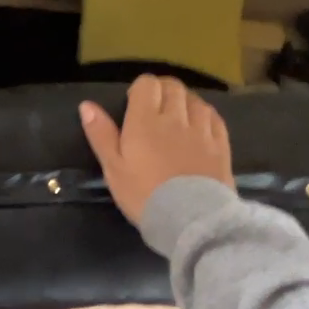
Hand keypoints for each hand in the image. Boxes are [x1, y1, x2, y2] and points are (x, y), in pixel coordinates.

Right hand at [80, 74, 234, 224]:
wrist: (193, 223)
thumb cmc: (145, 195)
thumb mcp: (113, 168)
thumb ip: (101, 134)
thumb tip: (86, 105)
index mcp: (145, 120)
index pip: (147, 84)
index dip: (140, 88)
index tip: (134, 103)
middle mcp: (175, 118)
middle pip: (173, 87)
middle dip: (163, 90)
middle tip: (155, 108)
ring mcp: (202, 132)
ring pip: (195, 100)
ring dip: (184, 101)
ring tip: (178, 115)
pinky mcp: (222, 148)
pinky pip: (215, 118)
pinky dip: (205, 114)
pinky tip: (200, 124)